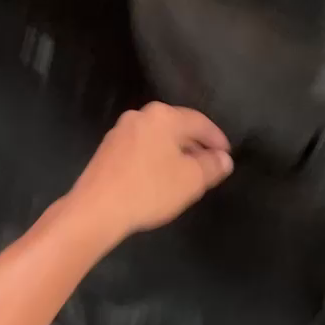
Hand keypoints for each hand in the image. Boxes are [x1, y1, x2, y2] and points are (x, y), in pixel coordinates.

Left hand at [62, 102, 233, 240]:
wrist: (96, 209)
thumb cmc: (149, 189)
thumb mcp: (191, 180)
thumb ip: (212, 166)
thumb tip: (223, 159)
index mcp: (163, 116)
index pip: (200, 122)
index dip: (217, 139)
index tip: (227, 155)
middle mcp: (140, 116)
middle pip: (177, 127)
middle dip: (195, 145)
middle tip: (209, 164)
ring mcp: (120, 131)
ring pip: (157, 138)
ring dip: (174, 153)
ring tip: (186, 174)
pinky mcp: (107, 150)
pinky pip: (141, 148)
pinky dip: (155, 159)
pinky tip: (159, 178)